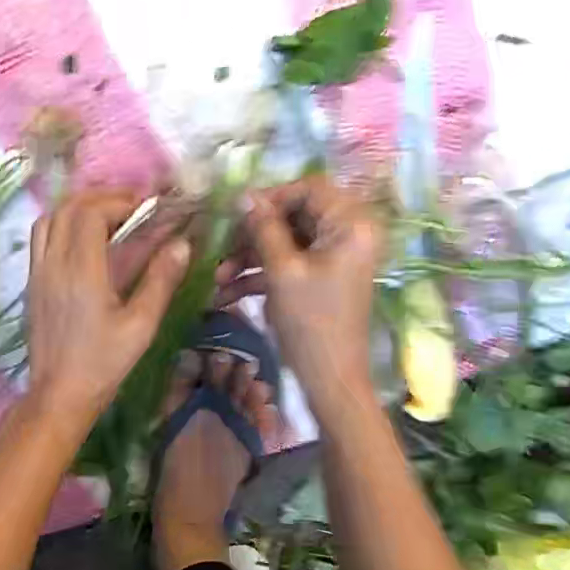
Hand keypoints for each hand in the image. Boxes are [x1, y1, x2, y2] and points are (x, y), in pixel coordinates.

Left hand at [24, 188, 189, 423]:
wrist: (60, 394)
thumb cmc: (104, 364)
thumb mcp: (141, 326)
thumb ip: (160, 281)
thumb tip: (181, 244)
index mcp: (81, 271)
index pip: (92, 213)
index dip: (120, 202)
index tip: (147, 209)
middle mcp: (53, 263)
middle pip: (69, 207)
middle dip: (102, 198)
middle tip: (132, 208)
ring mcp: (38, 272)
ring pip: (50, 219)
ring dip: (79, 208)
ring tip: (108, 217)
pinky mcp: (33, 284)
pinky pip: (42, 238)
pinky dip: (63, 225)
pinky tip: (85, 241)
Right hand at [240, 178, 381, 415]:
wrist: (331, 380)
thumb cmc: (311, 323)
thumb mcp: (282, 271)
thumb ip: (263, 229)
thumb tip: (244, 195)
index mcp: (351, 225)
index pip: (310, 188)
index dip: (272, 197)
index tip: (238, 214)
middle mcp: (349, 235)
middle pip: (295, 216)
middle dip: (255, 233)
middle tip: (223, 249)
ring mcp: (335, 260)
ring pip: (287, 242)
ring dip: (250, 258)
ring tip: (218, 278)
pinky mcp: (322, 281)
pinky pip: (290, 265)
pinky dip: (260, 277)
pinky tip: (227, 295)